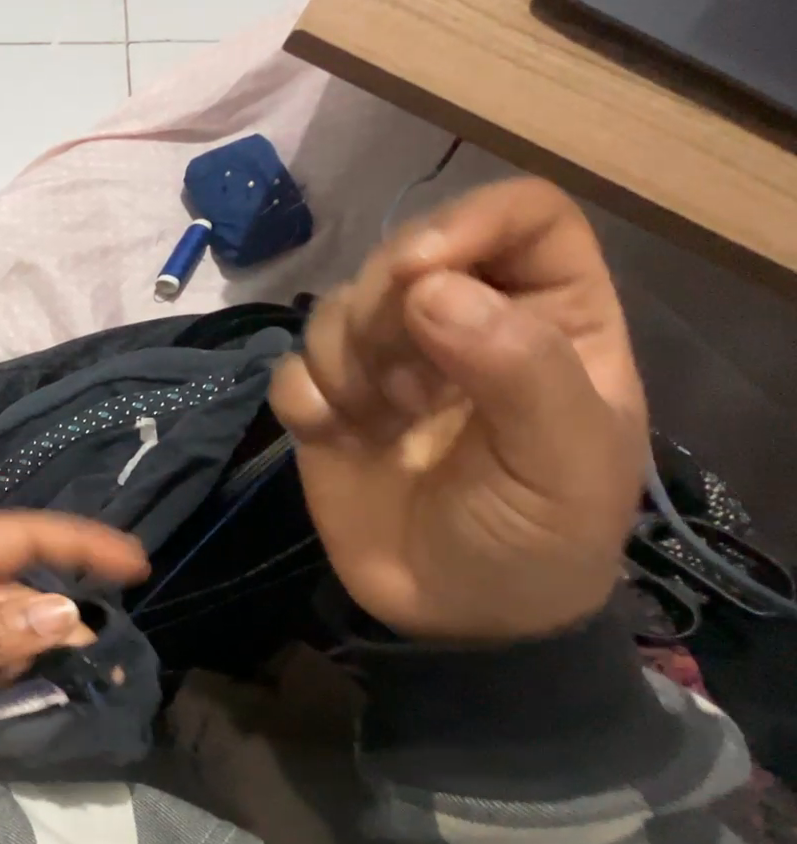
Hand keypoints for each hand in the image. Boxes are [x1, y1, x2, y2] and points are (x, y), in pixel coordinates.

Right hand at [269, 178, 647, 640]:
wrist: (456, 614)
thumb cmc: (537, 536)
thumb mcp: (564, 458)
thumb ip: (517, 364)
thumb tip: (428, 288)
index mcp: (550, 320)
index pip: (521, 220)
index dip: (469, 223)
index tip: (419, 273)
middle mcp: (462, 329)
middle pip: (404, 258)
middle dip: (382, 308)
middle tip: (392, 380)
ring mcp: (385, 372)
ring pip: (337, 311)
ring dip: (340, 356)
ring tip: (369, 417)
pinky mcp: (325, 413)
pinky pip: (290, 372)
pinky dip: (300, 396)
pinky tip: (330, 434)